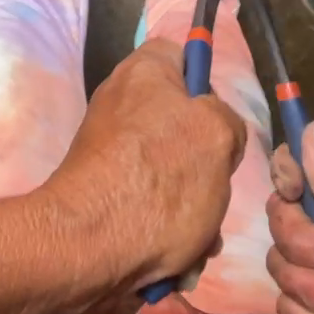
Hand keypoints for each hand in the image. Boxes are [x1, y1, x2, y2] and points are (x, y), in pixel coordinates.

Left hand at [36, 39, 246, 313]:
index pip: (180, 55)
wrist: (90, 246)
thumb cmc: (160, 180)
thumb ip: (224, 117)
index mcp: (142, 72)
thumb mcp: (218, 134)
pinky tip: (178, 258)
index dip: (205, 84)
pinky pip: (151, 201)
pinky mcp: (103, 190)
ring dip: (194, 207)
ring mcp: (109, 149)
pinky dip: (168, 228)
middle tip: (215, 192)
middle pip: (182, 123)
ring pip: (173, 170)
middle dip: (206, 164)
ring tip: (198, 239)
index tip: (218, 122)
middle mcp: (120, 102)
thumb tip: (211, 129)